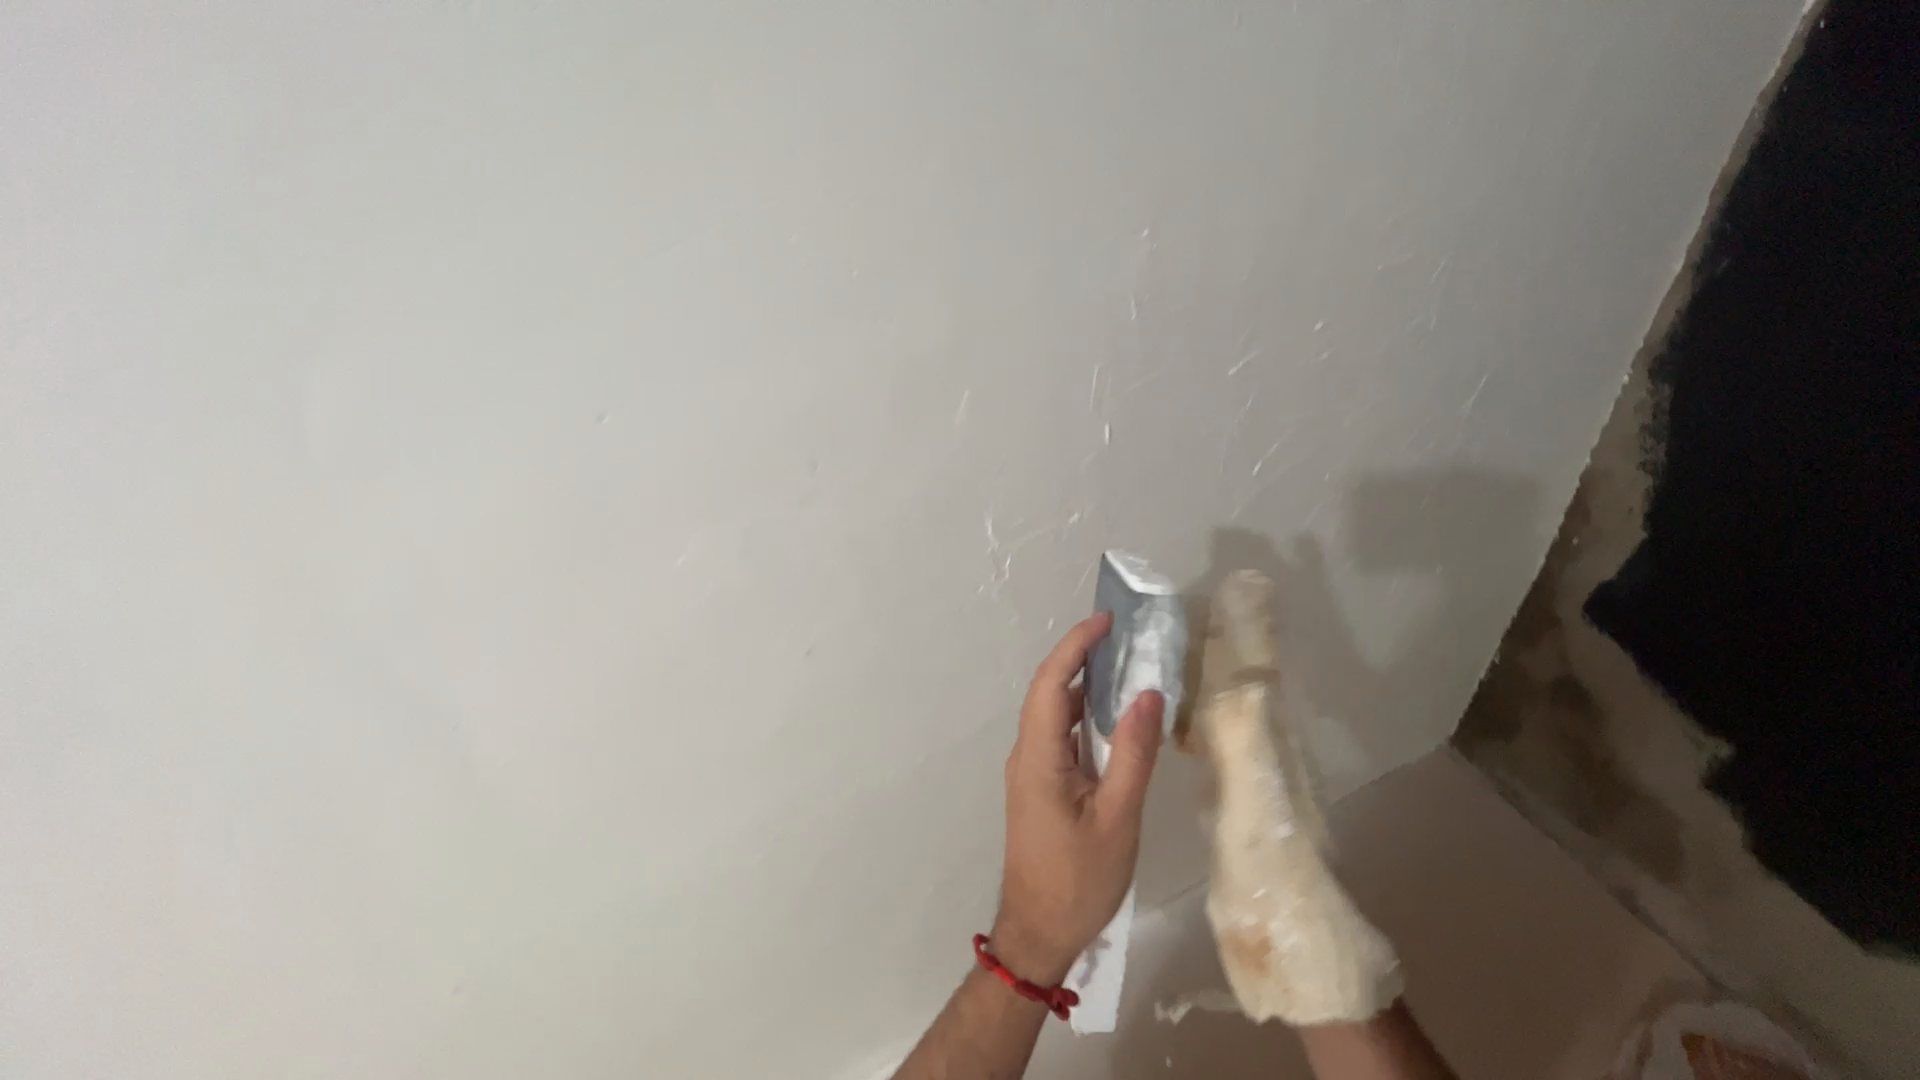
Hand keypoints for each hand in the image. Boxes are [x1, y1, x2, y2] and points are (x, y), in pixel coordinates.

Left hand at [990, 612, 1165, 984]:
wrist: (1039, 931)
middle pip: (1049, 692)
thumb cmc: (1078, 879)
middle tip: (1124, 637)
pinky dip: (1085, 719)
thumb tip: (1147, 694)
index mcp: (1038, 756)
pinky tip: (1115, 720)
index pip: (1051, 683)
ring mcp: (1031, 772)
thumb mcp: (1118, 817)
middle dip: (1081, 658)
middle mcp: (1027, 755)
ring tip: (1126, 667)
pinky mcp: (1040, 788)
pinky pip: (1060, 738)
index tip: (1105, 621)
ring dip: (1084, 688)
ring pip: (1054, 715)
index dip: (1075, 646)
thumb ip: (1133, 753)